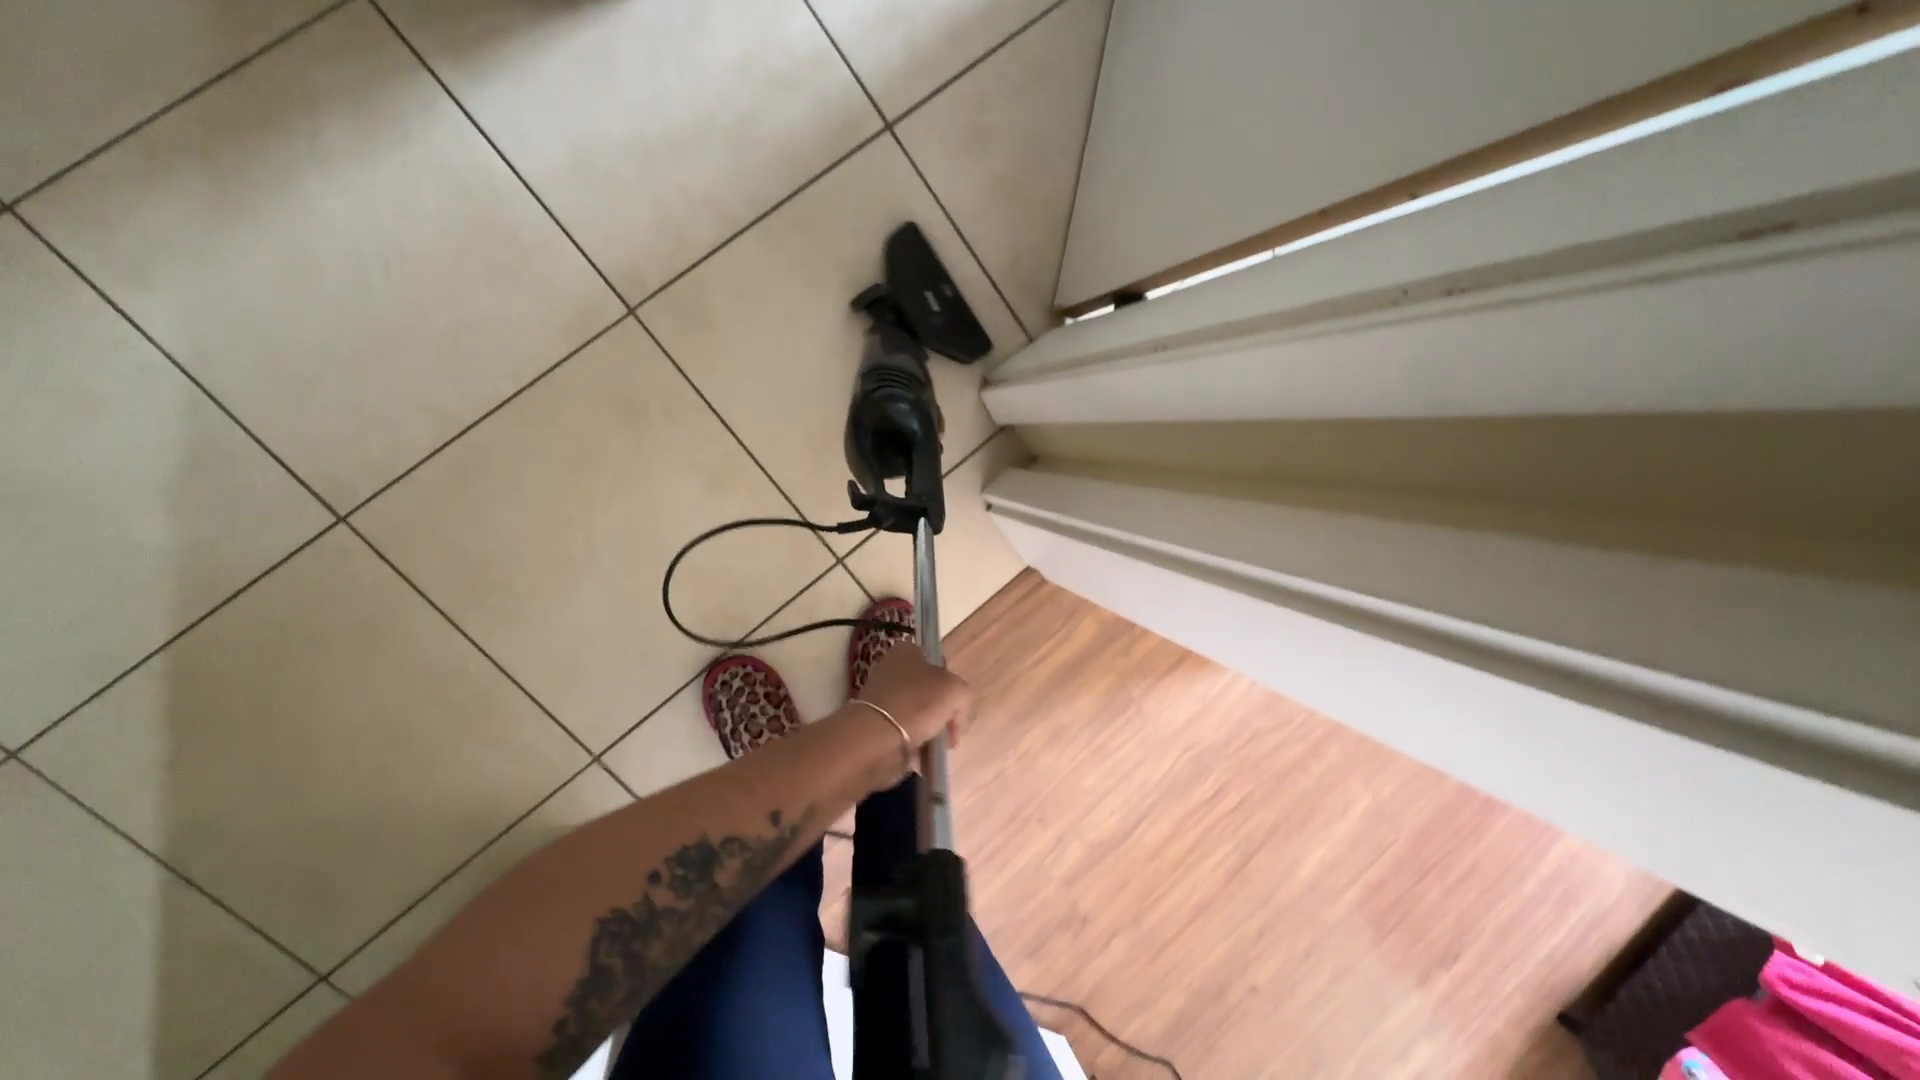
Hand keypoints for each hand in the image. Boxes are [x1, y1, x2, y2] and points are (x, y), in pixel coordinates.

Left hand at [855, 646, 972, 750]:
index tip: (955, 706)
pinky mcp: (879, 728)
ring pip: (922, 718)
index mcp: (907, 652)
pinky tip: (923, 758)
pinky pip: (908, 737)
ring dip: (933, 734)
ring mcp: (884, 701)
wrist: (876, 739)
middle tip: (949, 732)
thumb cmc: (917, 703)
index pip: (939, 665)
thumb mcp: (956, 690)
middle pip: (932, 694)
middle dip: (944, 716)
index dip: (951, 685)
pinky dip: (918, 749)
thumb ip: (964, 695)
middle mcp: (892, 672)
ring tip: (935, 749)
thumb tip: (955, 714)